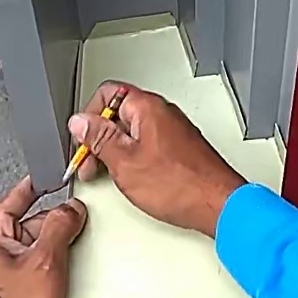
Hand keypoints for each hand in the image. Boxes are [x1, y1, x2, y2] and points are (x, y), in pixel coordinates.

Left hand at [0, 176, 87, 297]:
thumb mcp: (44, 263)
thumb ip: (60, 227)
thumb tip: (72, 208)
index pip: (16, 197)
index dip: (39, 184)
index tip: (58, 175)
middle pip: (35, 219)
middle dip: (58, 223)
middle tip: (76, 226)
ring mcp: (8, 270)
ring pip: (43, 241)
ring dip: (61, 246)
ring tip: (68, 261)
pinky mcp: (22, 287)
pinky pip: (45, 262)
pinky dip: (60, 263)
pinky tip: (68, 273)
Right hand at [68, 82, 245, 236]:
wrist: (217, 205)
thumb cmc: (181, 185)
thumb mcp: (124, 162)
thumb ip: (99, 138)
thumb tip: (80, 122)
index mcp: (147, 107)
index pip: (107, 93)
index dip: (89, 116)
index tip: (83, 140)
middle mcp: (161, 112)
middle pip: (118, 112)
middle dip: (100, 136)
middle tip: (92, 162)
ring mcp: (171, 129)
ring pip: (131, 130)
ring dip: (115, 150)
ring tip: (110, 174)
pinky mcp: (178, 147)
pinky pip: (146, 143)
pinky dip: (133, 157)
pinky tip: (132, 178)